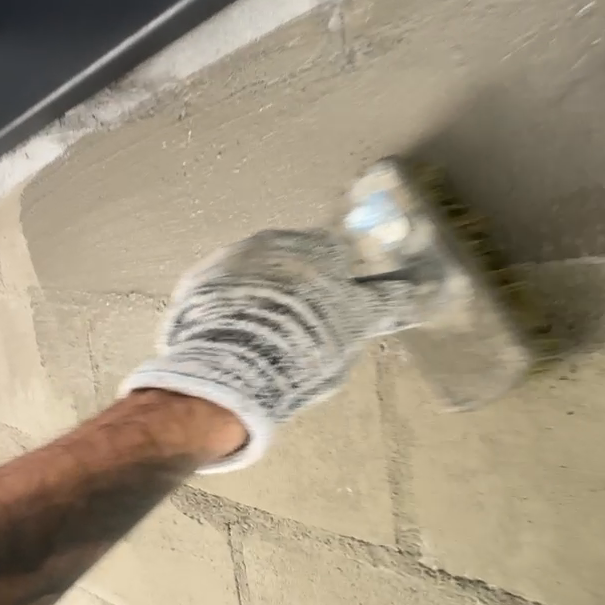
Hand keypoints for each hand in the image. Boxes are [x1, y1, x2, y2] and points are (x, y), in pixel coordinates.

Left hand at [117, 229, 421, 471]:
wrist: (234, 363)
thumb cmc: (307, 340)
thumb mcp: (358, 325)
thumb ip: (385, 305)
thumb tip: (407, 295)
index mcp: (318, 246)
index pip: (338, 255)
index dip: (339, 284)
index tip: (337, 311)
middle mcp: (273, 241)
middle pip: (293, 261)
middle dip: (298, 287)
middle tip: (301, 329)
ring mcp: (230, 259)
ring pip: (256, 275)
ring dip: (262, 298)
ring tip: (264, 340)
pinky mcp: (197, 282)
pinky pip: (221, 294)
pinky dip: (228, 311)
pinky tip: (234, 341)